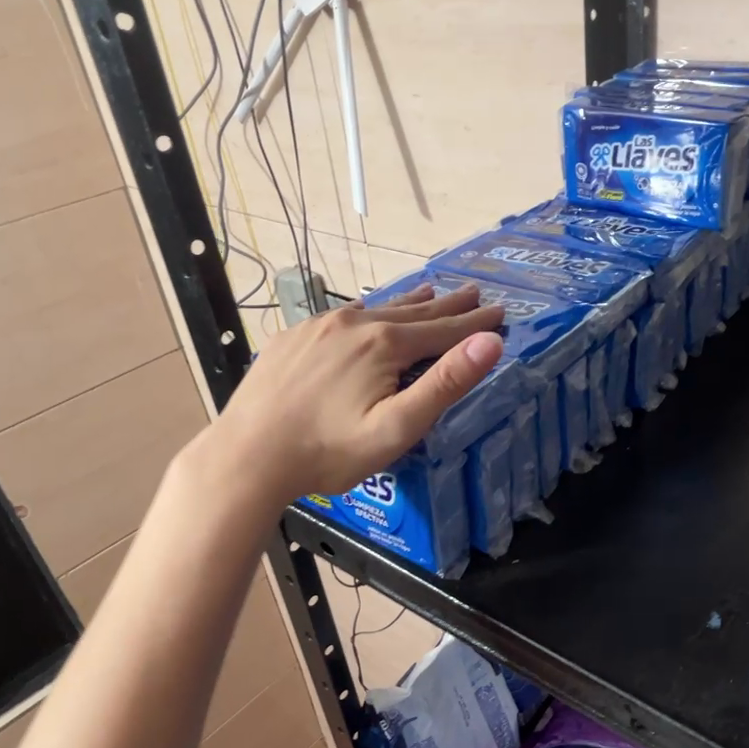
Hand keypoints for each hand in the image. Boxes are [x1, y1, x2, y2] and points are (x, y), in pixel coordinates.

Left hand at [197, 285, 504, 503]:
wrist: (248, 456)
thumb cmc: (328, 452)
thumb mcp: (396, 427)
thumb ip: (444, 384)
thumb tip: (490, 342)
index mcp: (384, 345)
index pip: (443, 330)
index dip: (475, 323)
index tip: (500, 311)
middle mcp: (354, 324)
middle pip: (413, 312)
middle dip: (448, 305)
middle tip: (474, 291)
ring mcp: (319, 327)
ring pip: (375, 308)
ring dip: (408, 303)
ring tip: (429, 292)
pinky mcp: (293, 337)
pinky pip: (342, 316)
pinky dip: (367, 312)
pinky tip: (365, 312)